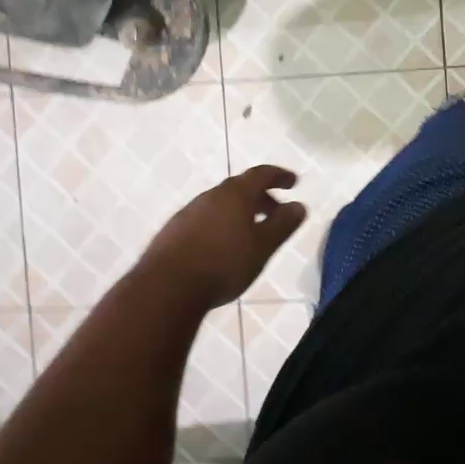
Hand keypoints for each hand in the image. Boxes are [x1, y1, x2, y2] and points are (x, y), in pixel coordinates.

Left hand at [140, 166, 305, 308]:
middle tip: (275, 212)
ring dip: (239, 212)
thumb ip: (283, 224)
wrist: (166, 289)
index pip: (262, 174)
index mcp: (235, 194)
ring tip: (250, 233)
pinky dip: (220, 225)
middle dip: (261, 197)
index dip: (280, 176)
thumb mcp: (263, 246)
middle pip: (240, 188)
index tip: (294, 183)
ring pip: (220, 204)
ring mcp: (188, 213)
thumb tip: (299, 205)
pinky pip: (204, 220)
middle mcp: (210, 196)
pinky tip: (221, 247)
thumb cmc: (223, 264)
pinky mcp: (172, 232)